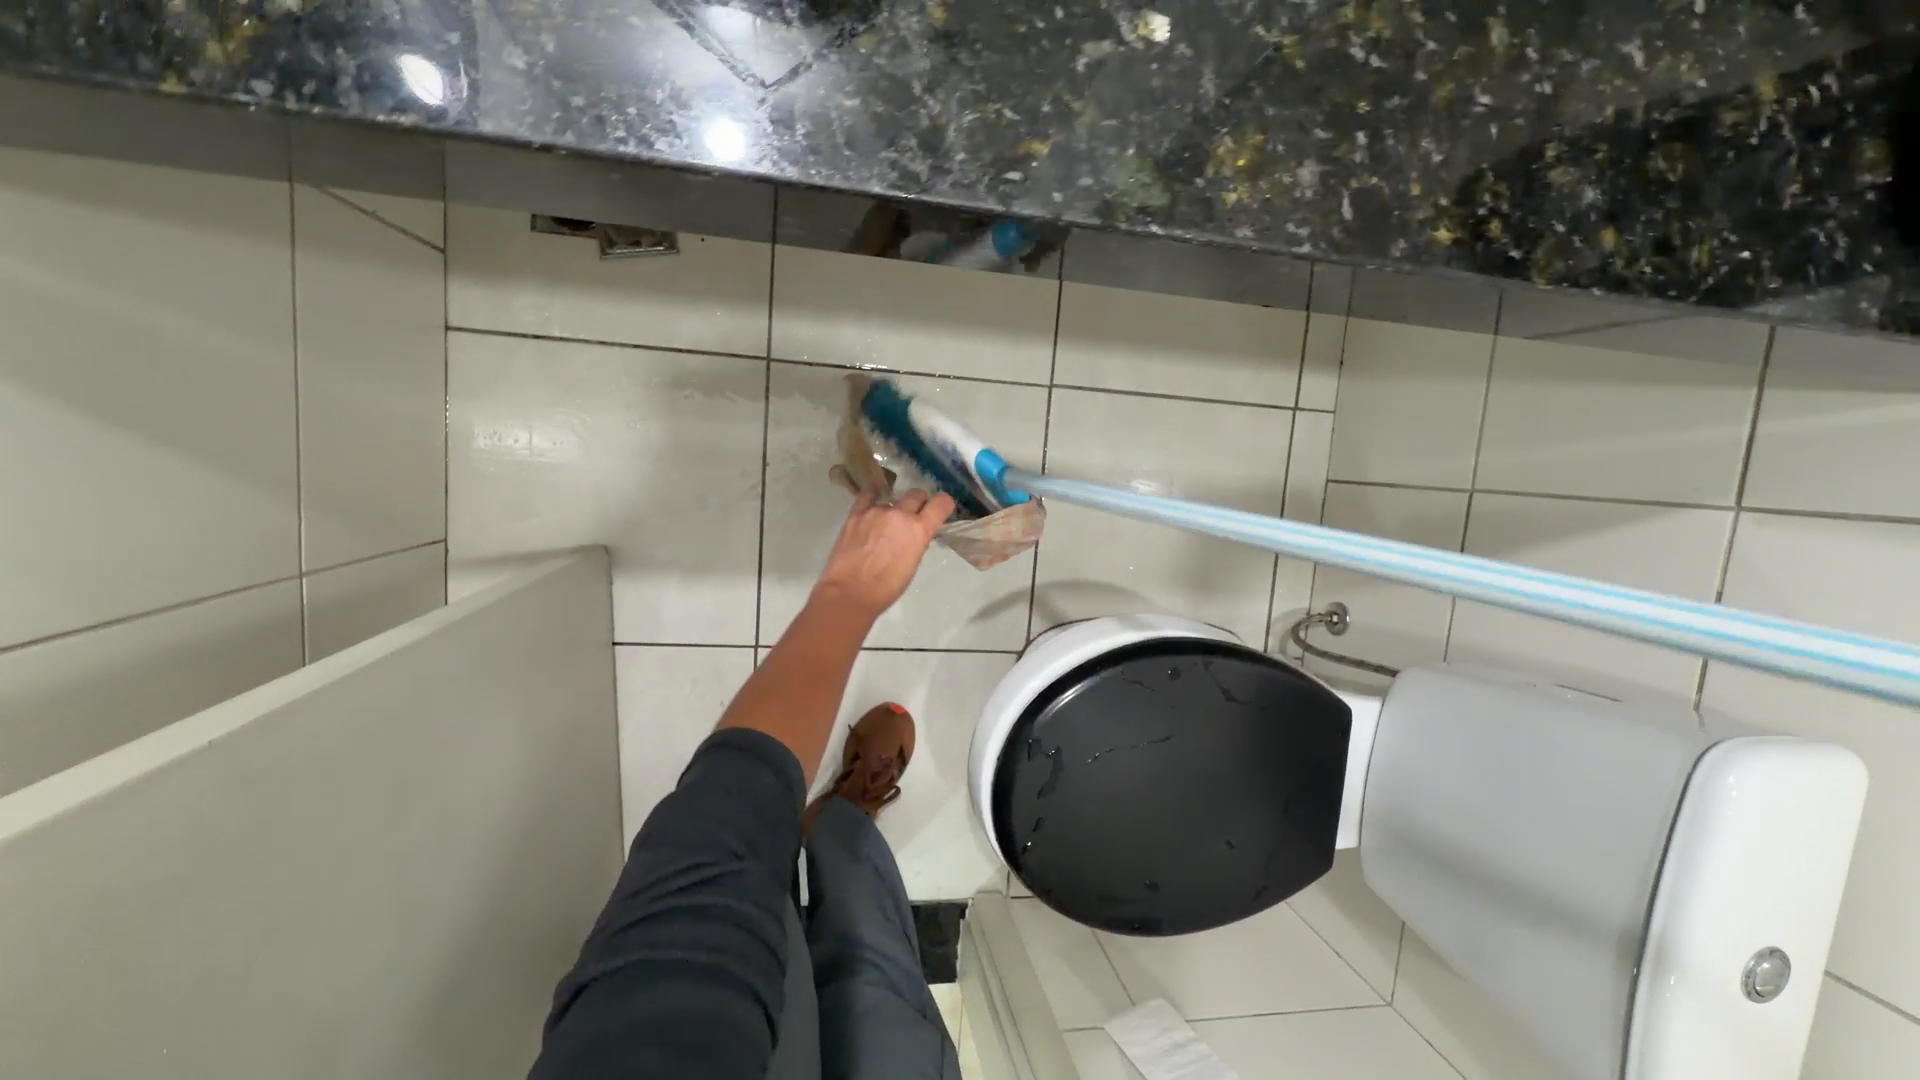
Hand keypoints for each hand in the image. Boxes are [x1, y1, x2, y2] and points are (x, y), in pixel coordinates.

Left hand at [811, 487, 955, 620]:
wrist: (850, 592)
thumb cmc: (886, 588)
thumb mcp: (912, 564)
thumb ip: (917, 542)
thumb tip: (914, 533)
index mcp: (919, 530)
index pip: (941, 503)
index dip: (943, 504)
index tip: (939, 510)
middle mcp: (900, 514)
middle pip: (916, 494)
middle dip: (918, 504)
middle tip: (912, 518)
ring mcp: (876, 511)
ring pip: (892, 499)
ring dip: (893, 508)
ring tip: (885, 524)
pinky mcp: (856, 513)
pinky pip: (867, 495)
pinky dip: (872, 497)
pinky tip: (871, 504)